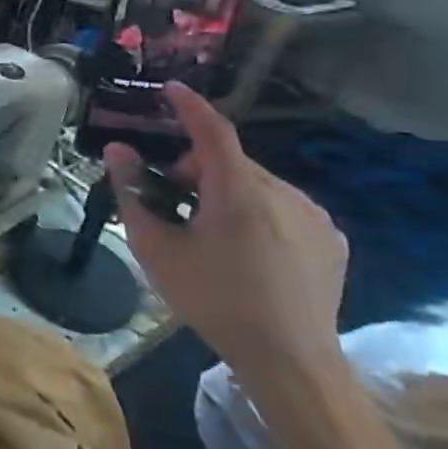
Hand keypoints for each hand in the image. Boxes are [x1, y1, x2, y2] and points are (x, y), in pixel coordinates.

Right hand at [103, 83, 348, 387]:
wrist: (289, 359)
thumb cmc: (213, 301)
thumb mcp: (157, 250)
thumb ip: (132, 194)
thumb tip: (116, 151)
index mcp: (238, 192)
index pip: (213, 130)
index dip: (190, 106)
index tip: (171, 89)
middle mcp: (282, 192)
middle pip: (230, 162)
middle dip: (196, 171)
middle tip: (174, 205)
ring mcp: (313, 215)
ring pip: (258, 185)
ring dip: (228, 194)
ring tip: (213, 237)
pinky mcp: (331, 238)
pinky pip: (286, 209)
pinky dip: (261, 214)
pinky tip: (252, 255)